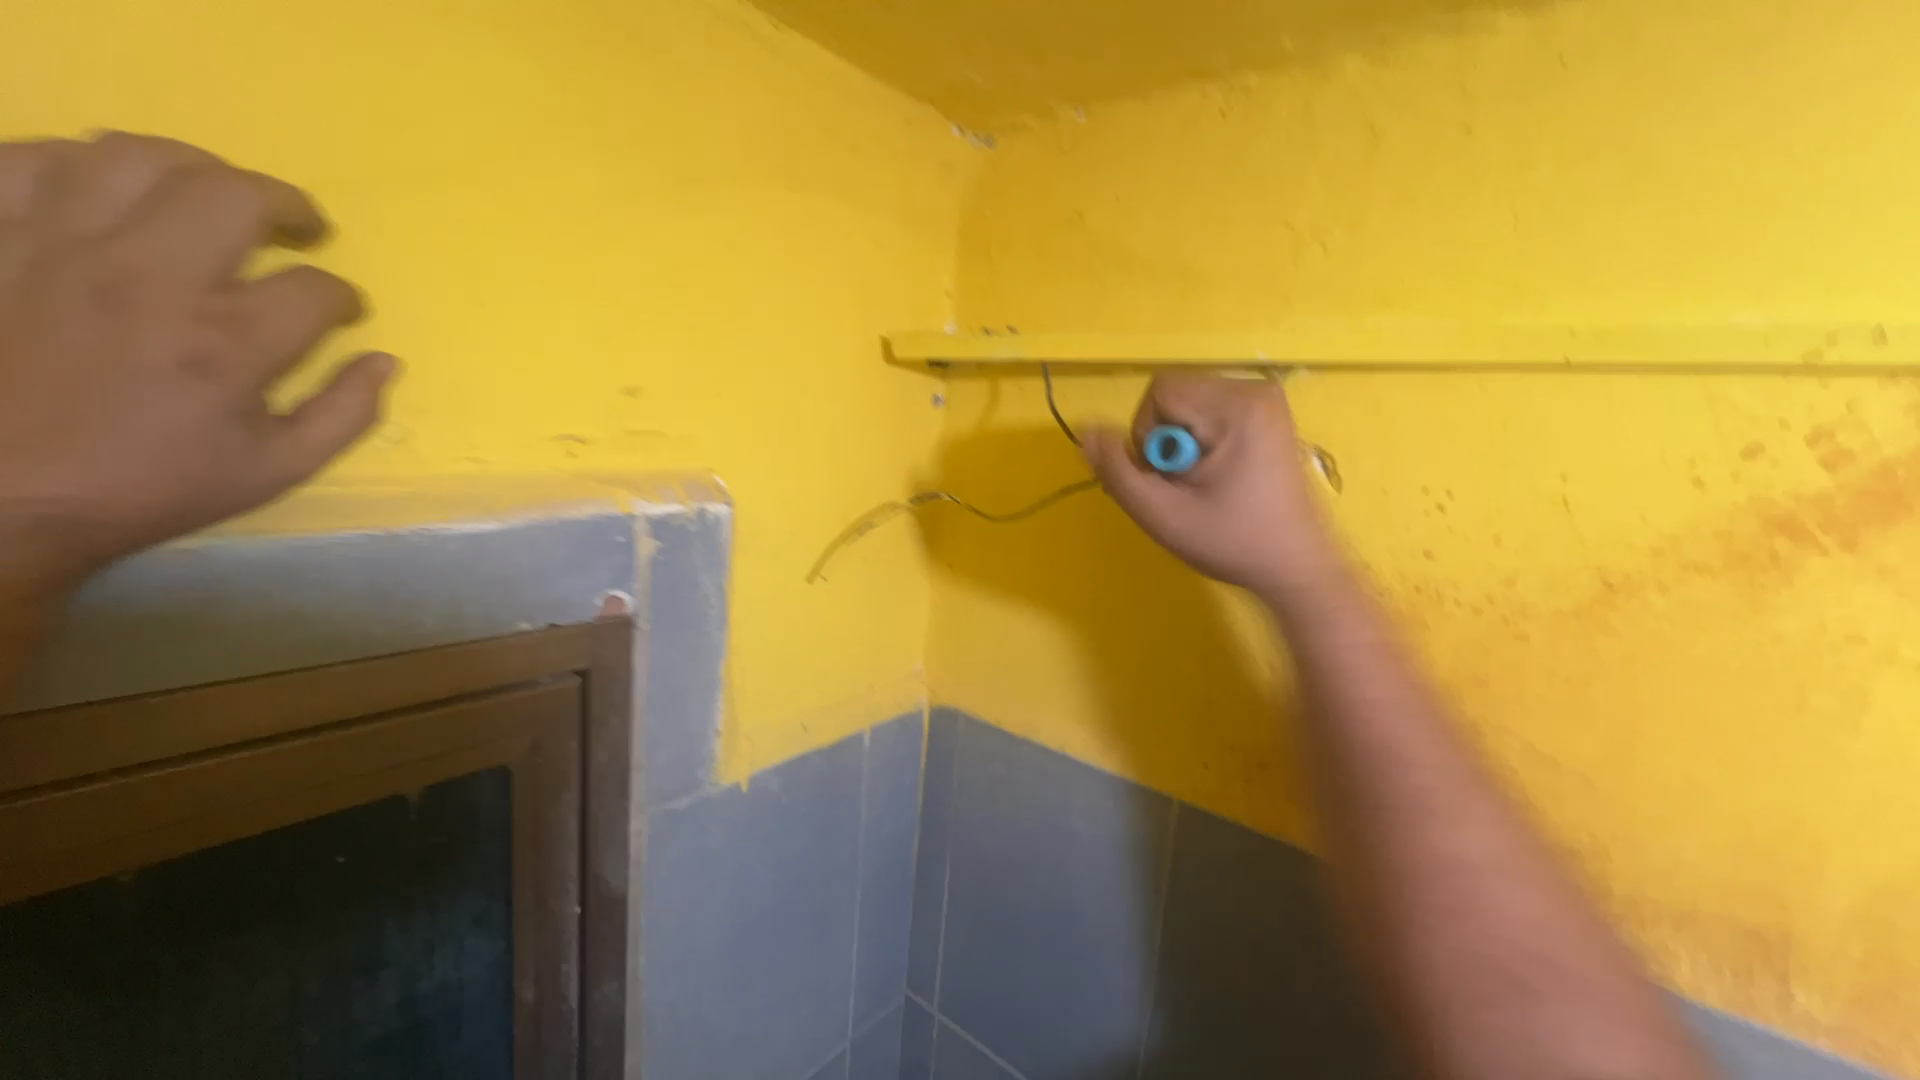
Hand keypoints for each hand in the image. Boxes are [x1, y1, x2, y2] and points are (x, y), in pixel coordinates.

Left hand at [0, 133, 393, 596]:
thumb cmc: (144, 484)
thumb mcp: (274, 470)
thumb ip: (345, 414)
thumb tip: (385, 363)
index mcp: (227, 342)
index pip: (315, 289)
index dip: (342, 297)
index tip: (341, 311)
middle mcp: (149, 277)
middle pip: (236, 194)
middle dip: (289, 204)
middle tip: (299, 227)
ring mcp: (56, 245)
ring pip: (136, 156)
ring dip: (196, 168)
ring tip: (212, 194)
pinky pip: (31, 158)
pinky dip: (82, 164)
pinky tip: (110, 193)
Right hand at [1082, 375, 1342, 599]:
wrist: (1295, 565)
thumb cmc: (1232, 543)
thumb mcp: (1162, 515)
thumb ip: (1117, 470)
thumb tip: (1086, 430)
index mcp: (1237, 407)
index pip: (1158, 392)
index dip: (1147, 436)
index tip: (1170, 477)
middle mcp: (1255, 389)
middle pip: (1172, 394)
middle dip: (1163, 439)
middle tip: (1185, 485)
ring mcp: (1265, 399)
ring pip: (1186, 402)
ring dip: (1178, 441)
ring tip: (1201, 483)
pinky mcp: (1267, 413)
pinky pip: (1207, 409)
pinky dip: (1198, 440)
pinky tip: (1215, 475)